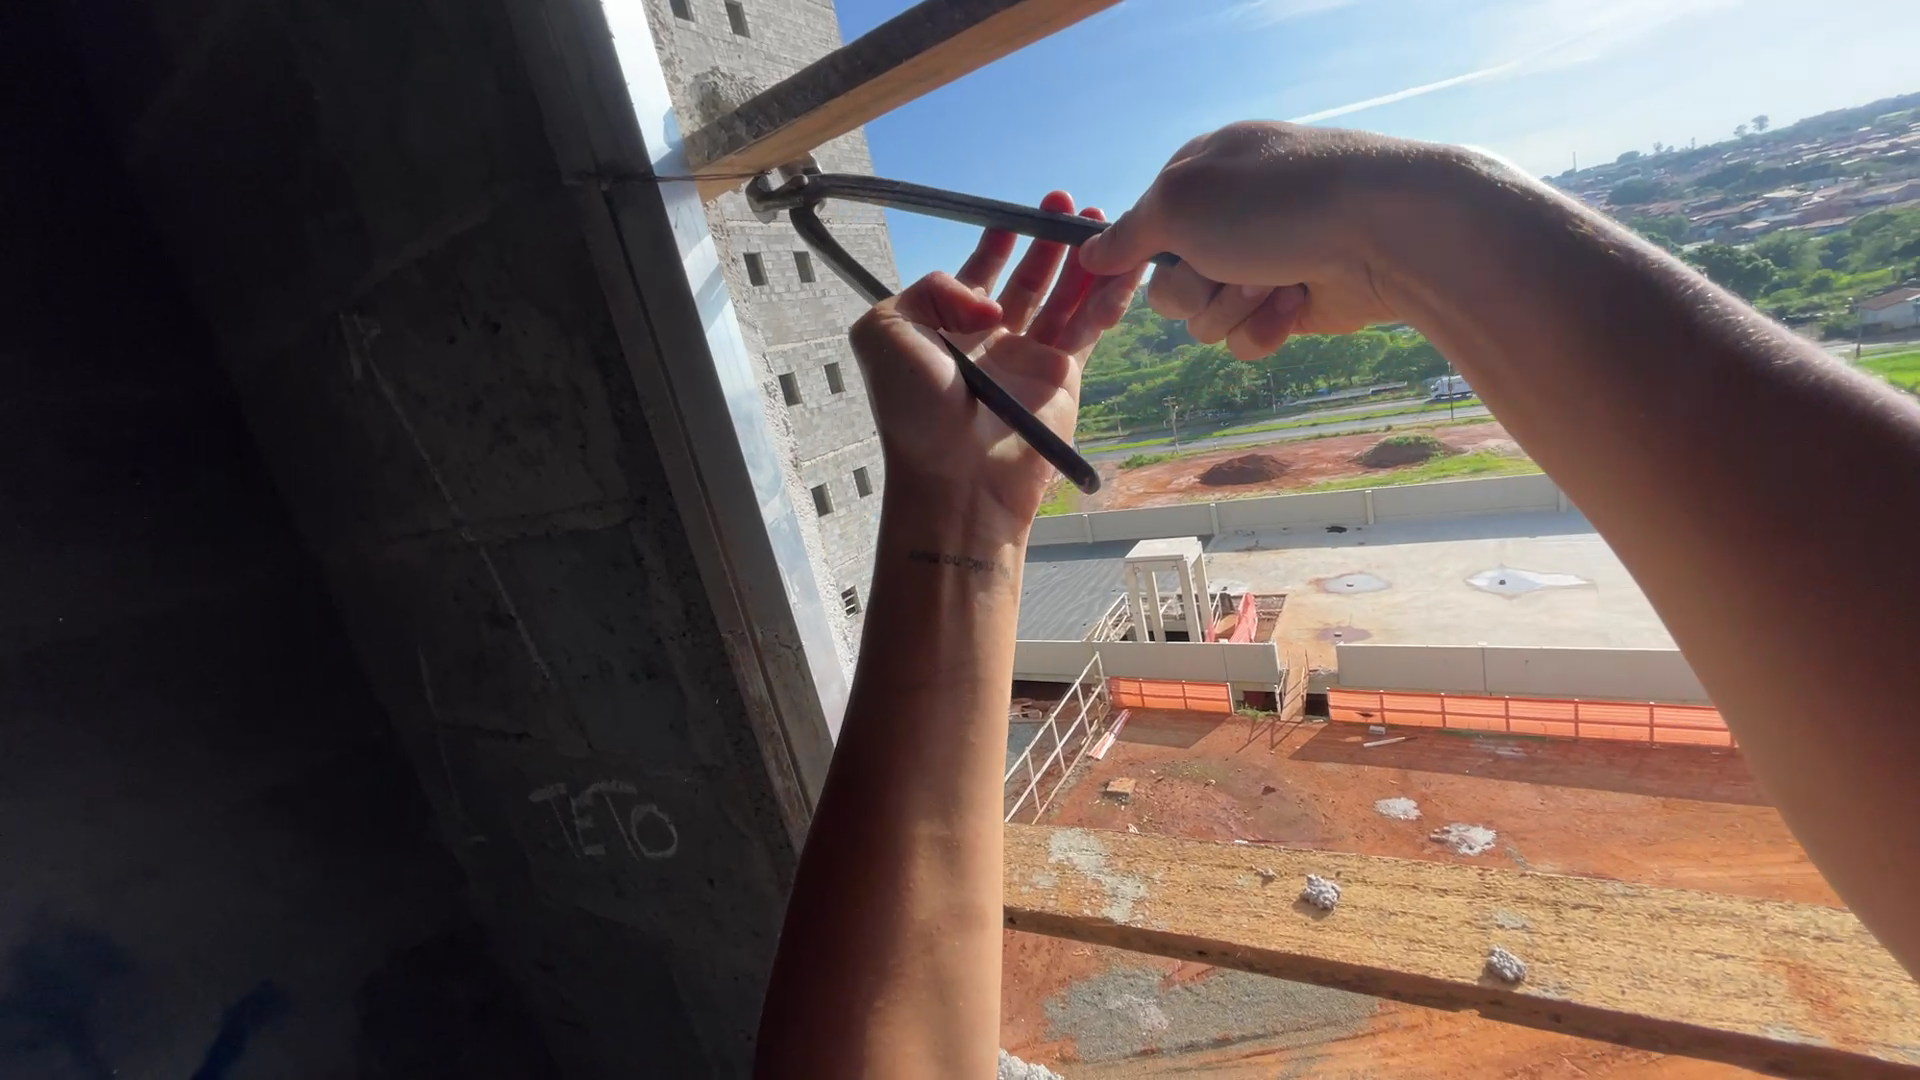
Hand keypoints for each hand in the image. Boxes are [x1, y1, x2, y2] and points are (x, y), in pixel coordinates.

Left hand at [849, 192, 1145, 532]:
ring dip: (1082, 263)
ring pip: (1064, 300)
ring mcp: (1029, 360)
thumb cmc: (914, 411)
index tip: (1013, 215)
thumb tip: (986, 299)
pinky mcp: (1064, 378)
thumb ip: (925, 291)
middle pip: (1027, 281)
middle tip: (1066, 204)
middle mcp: (990, 342)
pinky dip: (1107, 297)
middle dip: (1046, 242)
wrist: (957, 476)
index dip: (997, 244)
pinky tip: (1122, 267)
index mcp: (947, 330)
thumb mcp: (885, 334)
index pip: (978, 277)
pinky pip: (1090, 329)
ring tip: (1101, 222)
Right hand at [1078, 122, 1470, 359]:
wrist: (1381, 233)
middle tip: (1227, 265)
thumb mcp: (1179, 202)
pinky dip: (1263, 327)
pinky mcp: (1284, 305)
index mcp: (1198, 182)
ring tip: (1275, 279)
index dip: (1135, 260)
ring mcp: (1256, 264)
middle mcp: (1225, 223)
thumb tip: (1087, 253)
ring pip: (1204, 319)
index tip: (1126, 277)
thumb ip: (1127, 233)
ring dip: (1233, 307)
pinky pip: (1242, 339)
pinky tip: (1294, 304)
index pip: (1141, 234)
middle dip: (1194, 289)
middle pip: (1167, 289)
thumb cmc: (1273, 204)